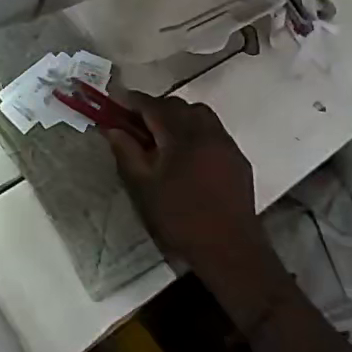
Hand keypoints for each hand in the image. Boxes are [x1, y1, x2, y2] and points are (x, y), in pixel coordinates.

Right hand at [102, 94, 262, 270]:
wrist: (230, 251)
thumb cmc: (179, 218)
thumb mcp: (142, 186)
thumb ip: (125, 151)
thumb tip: (112, 128)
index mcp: (183, 136)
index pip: (153, 105)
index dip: (131, 100)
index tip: (113, 100)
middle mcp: (208, 133)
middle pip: (178, 105)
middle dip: (154, 108)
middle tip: (133, 124)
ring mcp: (227, 146)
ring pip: (199, 115)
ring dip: (177, 117)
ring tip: (160, 138)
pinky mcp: (238, 160)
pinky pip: (213, 132)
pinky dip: (194, 131)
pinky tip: (183, 154)